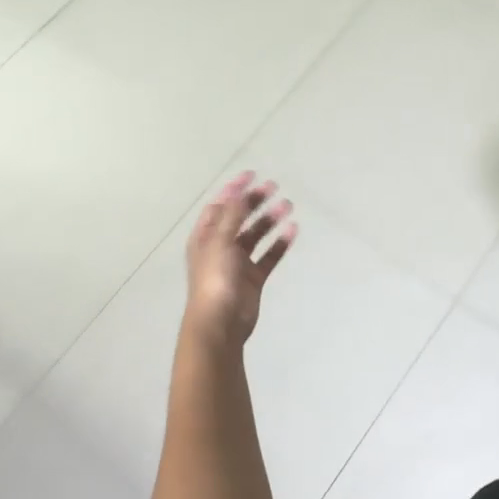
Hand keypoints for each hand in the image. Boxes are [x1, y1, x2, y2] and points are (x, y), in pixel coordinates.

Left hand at [183, 171, 295, 345]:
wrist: (219, 323)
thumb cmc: (214, 280)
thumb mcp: (219, 243)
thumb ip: (231, 217)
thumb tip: (239, 191)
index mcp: (205, 238)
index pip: (219, 207)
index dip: (233, 190)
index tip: (252, 174)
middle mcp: (220, 247)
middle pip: (239, 218)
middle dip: (254, 202)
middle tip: (274, 187)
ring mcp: (237, 263)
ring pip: (256, 235)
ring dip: (270, 220)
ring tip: (288, 206)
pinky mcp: (253, 277)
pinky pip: (269, 255)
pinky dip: (280, 243)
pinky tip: (292, 231)